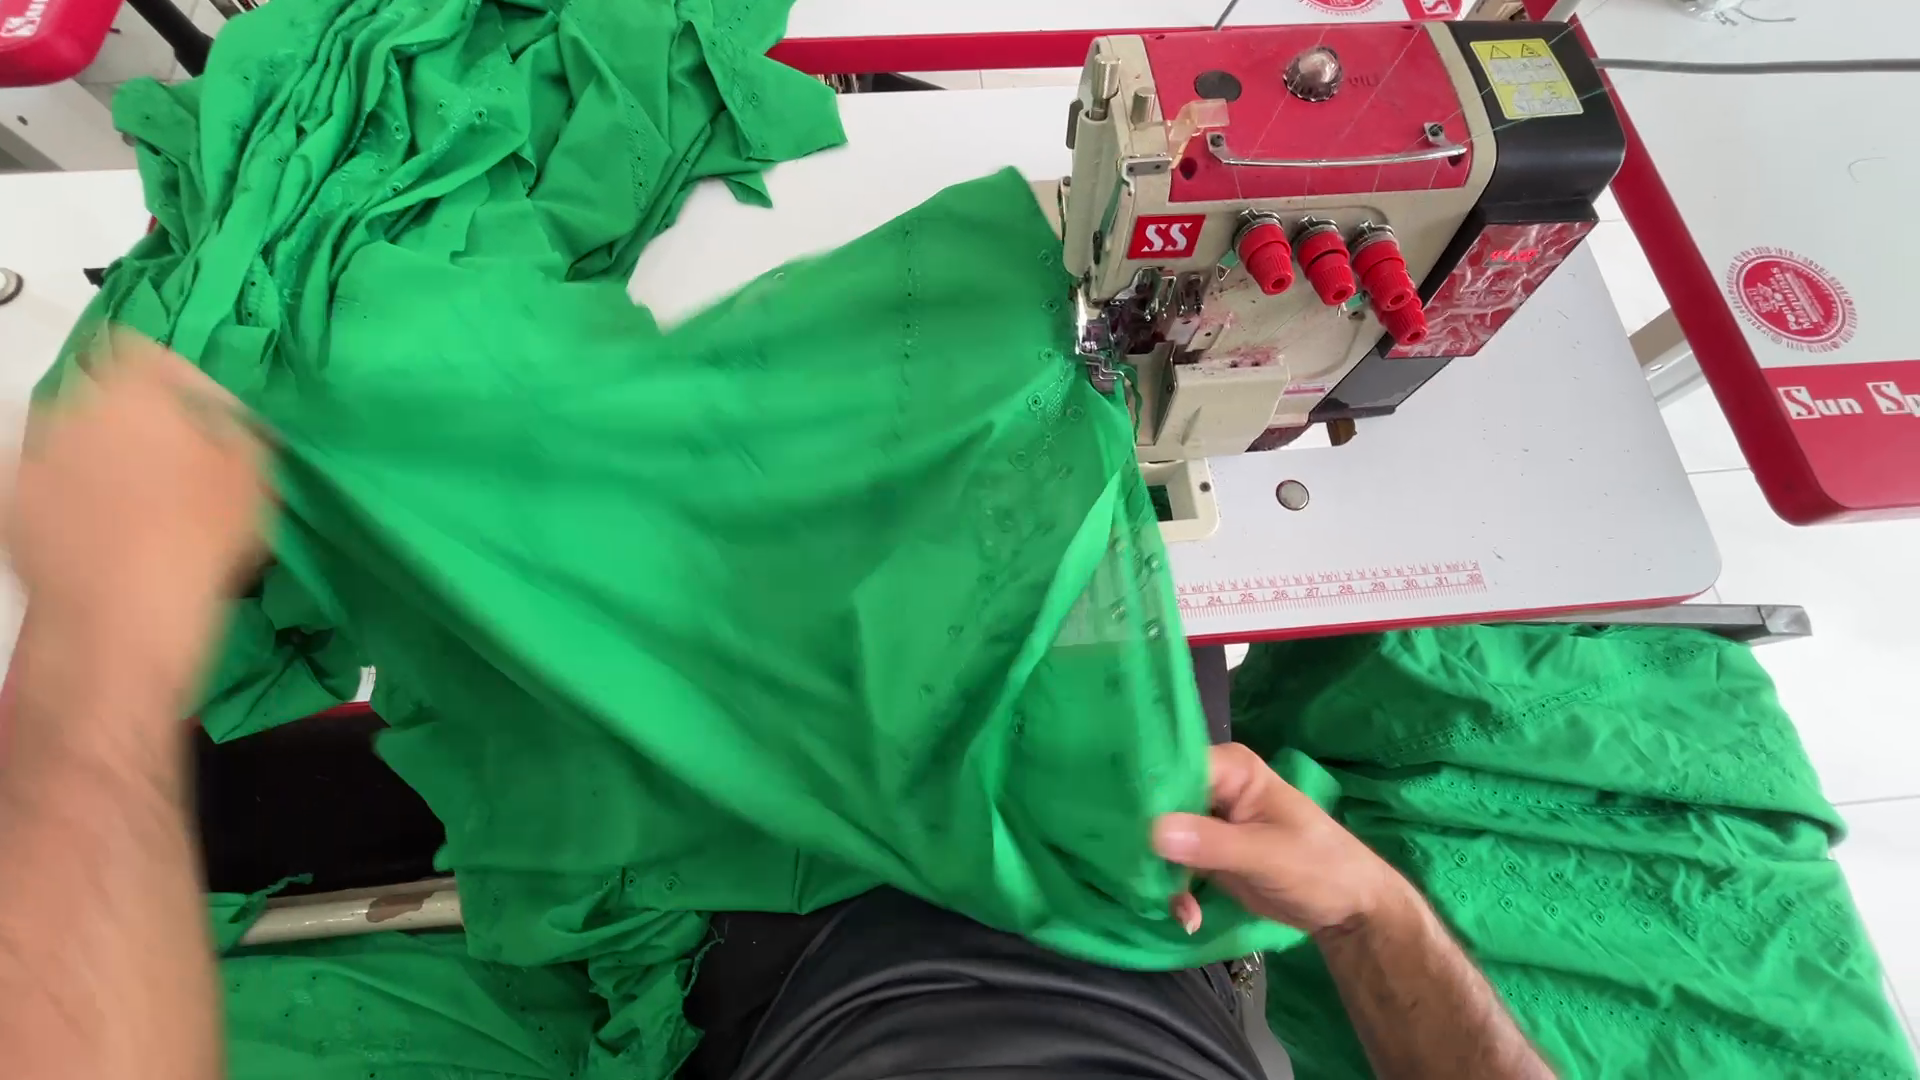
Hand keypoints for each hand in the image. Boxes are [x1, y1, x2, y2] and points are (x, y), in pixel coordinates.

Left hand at [5, 331, 268, 708]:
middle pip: (107, 394)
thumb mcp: (254, 477)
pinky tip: (105, 519)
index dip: (180, 376)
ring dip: (108, 451)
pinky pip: (47, 473)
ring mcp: (29, 453)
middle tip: (183, 457)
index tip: (209, 411)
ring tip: (145, 494)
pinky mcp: (9, 495)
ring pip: (76, 433)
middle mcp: (69, 411)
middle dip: (143, 418)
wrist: (126, 609)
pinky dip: (74, 485)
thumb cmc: (202, 537)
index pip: (143, 350)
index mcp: (134, 397)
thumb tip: (232, 417)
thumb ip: (238, 432)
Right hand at [1153, 742, 1410, 937]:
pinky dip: (1176, 890)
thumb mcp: (1267, 854)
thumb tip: (1153, 830)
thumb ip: (1211, 842)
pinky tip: (1188, 915)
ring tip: (1175, 905)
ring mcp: (1207, 819)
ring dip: (1163, 873)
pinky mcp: (1204, 851)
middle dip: (1149, 841)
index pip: (1174, 768)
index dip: (1148, 794)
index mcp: (1230, 768)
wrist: (1350, 911)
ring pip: (1162, 836)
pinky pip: (1175, 864)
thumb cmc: (1320, 867)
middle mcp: (1211, 786)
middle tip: (1138, 872)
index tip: (1124, 824)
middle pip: (1161, 803)